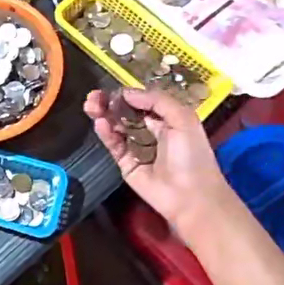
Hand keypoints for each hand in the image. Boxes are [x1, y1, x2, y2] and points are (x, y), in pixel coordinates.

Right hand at [85, 88, 230, 232]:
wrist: (190, 196)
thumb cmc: (192, 155)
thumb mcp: (183, 119)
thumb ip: (157, 101)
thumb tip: (128, 93)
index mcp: (167, 119)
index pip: (143, 102)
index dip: (128, 94)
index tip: (114, 88)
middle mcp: (150, 131)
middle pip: (125, 113)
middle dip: (110, 103)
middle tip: (94, 96)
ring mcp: (136, 147)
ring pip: (116, 127)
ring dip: (103, 114)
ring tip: (91, 104)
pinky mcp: (125, 163)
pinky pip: (114, 145)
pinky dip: (106, 133)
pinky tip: (100, 123)